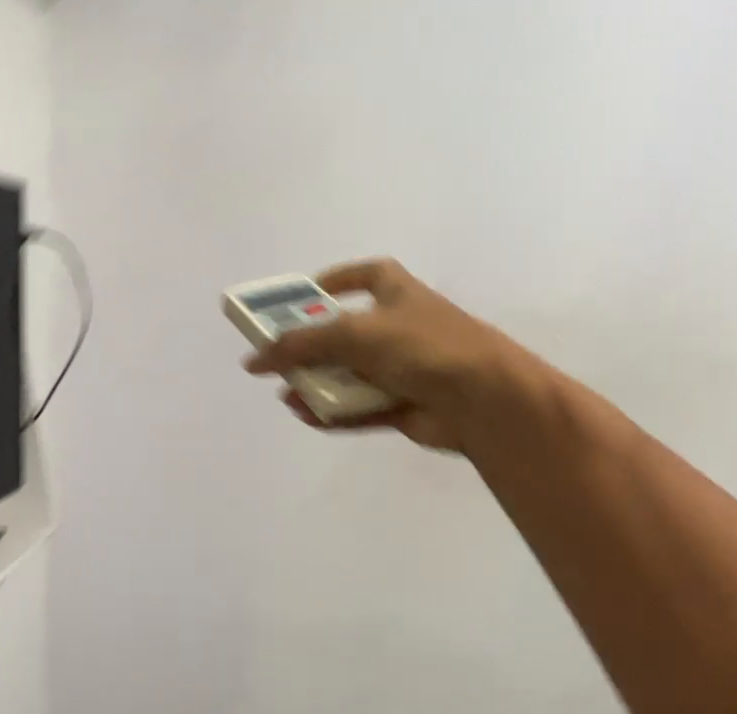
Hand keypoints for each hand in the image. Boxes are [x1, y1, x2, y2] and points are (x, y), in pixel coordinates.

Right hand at [242, 258, 538, 451]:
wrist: (484, 400)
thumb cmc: (424, 348)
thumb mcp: (354, 334)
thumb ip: (299, 345)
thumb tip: (253, 360)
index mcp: (399, 295)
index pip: (367, 276)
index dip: (337, 280)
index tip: (306, 294)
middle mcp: (399, 329)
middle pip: (344, 334)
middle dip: (312, 347)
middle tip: (279, 359)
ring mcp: (401, 369)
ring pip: (347, 375)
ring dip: (316, 385)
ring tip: (289, 396)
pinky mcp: (400, 405)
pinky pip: (356, 407)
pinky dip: (331, 412)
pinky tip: (307, 415)